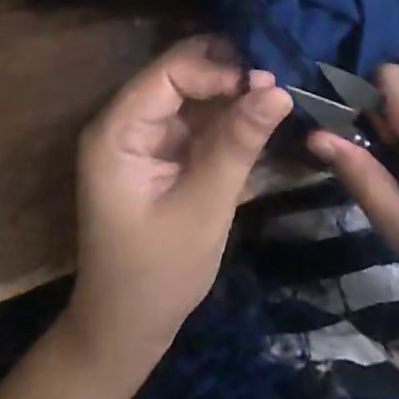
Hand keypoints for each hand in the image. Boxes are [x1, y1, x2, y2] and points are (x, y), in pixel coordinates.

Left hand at [63, 35, 291, 370]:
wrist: (126, 329)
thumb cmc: (157, 274)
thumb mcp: (203, 207)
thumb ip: (238, 143)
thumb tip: (280, 89)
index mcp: (118, 131)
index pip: (169, 72)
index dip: (218, 69)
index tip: (266, 83)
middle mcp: (127, 122)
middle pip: (180, 74)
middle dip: (228, 73)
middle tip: (278, 82)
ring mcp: (145, 136)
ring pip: (194, 92)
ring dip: (234, 92)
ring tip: (278, 95)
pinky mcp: (163, 151)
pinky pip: (199, 118)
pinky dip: (229, 115)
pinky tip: (261, 115)